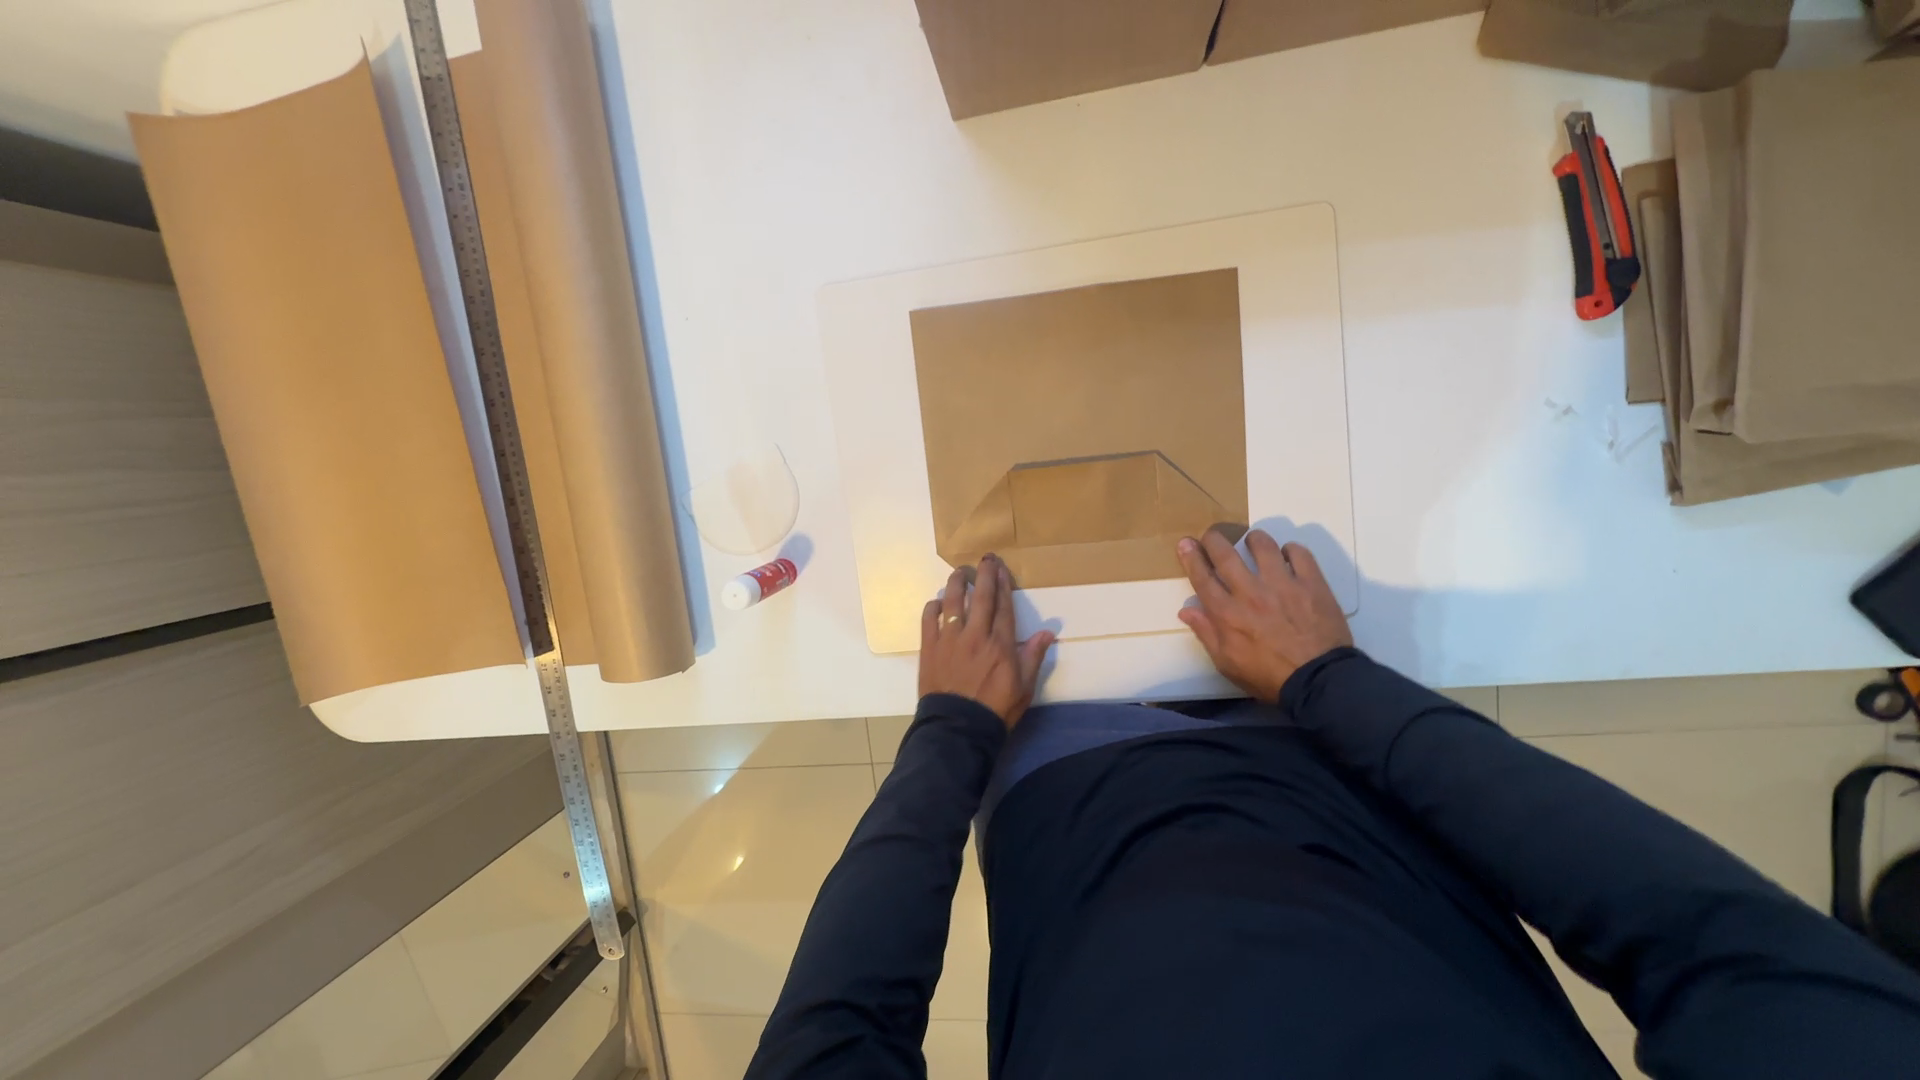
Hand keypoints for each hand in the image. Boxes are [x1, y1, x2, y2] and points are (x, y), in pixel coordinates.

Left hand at [919, 555, 1055, 726]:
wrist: (959, 728)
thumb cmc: (996, 710)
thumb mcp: (1024, 687)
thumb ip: (1033, 656)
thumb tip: (1048, 632)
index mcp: (1001, 643)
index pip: (1003, 606)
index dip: (1003, 584)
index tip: (1001, 569)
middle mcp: (976, 634)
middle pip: (980, 596)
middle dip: (984, 574)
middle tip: (985, 558)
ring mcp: (950, 639)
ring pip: (952, 602)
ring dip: (956, 583)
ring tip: (959, 572)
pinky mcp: (929, 648)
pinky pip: (928, 620)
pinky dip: (932, 607)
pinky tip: (937, 602)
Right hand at [1176, 529, 1353, 702]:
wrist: (1319, 681)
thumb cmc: (1269, 677)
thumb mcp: (1228, 664)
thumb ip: (1207, 634)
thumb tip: (1186, 610)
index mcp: (1227, 614)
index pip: (1202, 577)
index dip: (1191, 557)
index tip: (1186, 543)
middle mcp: (1250, 592)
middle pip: (1226, 555)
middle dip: (1214, 540)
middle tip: (1213, 535)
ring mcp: (1283, 585)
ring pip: (1263, 546)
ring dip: (1253, 540)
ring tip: (1253, 542)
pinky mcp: (1311, 583)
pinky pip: (1299, 554)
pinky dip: (1290, 550)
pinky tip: (1287, 555)